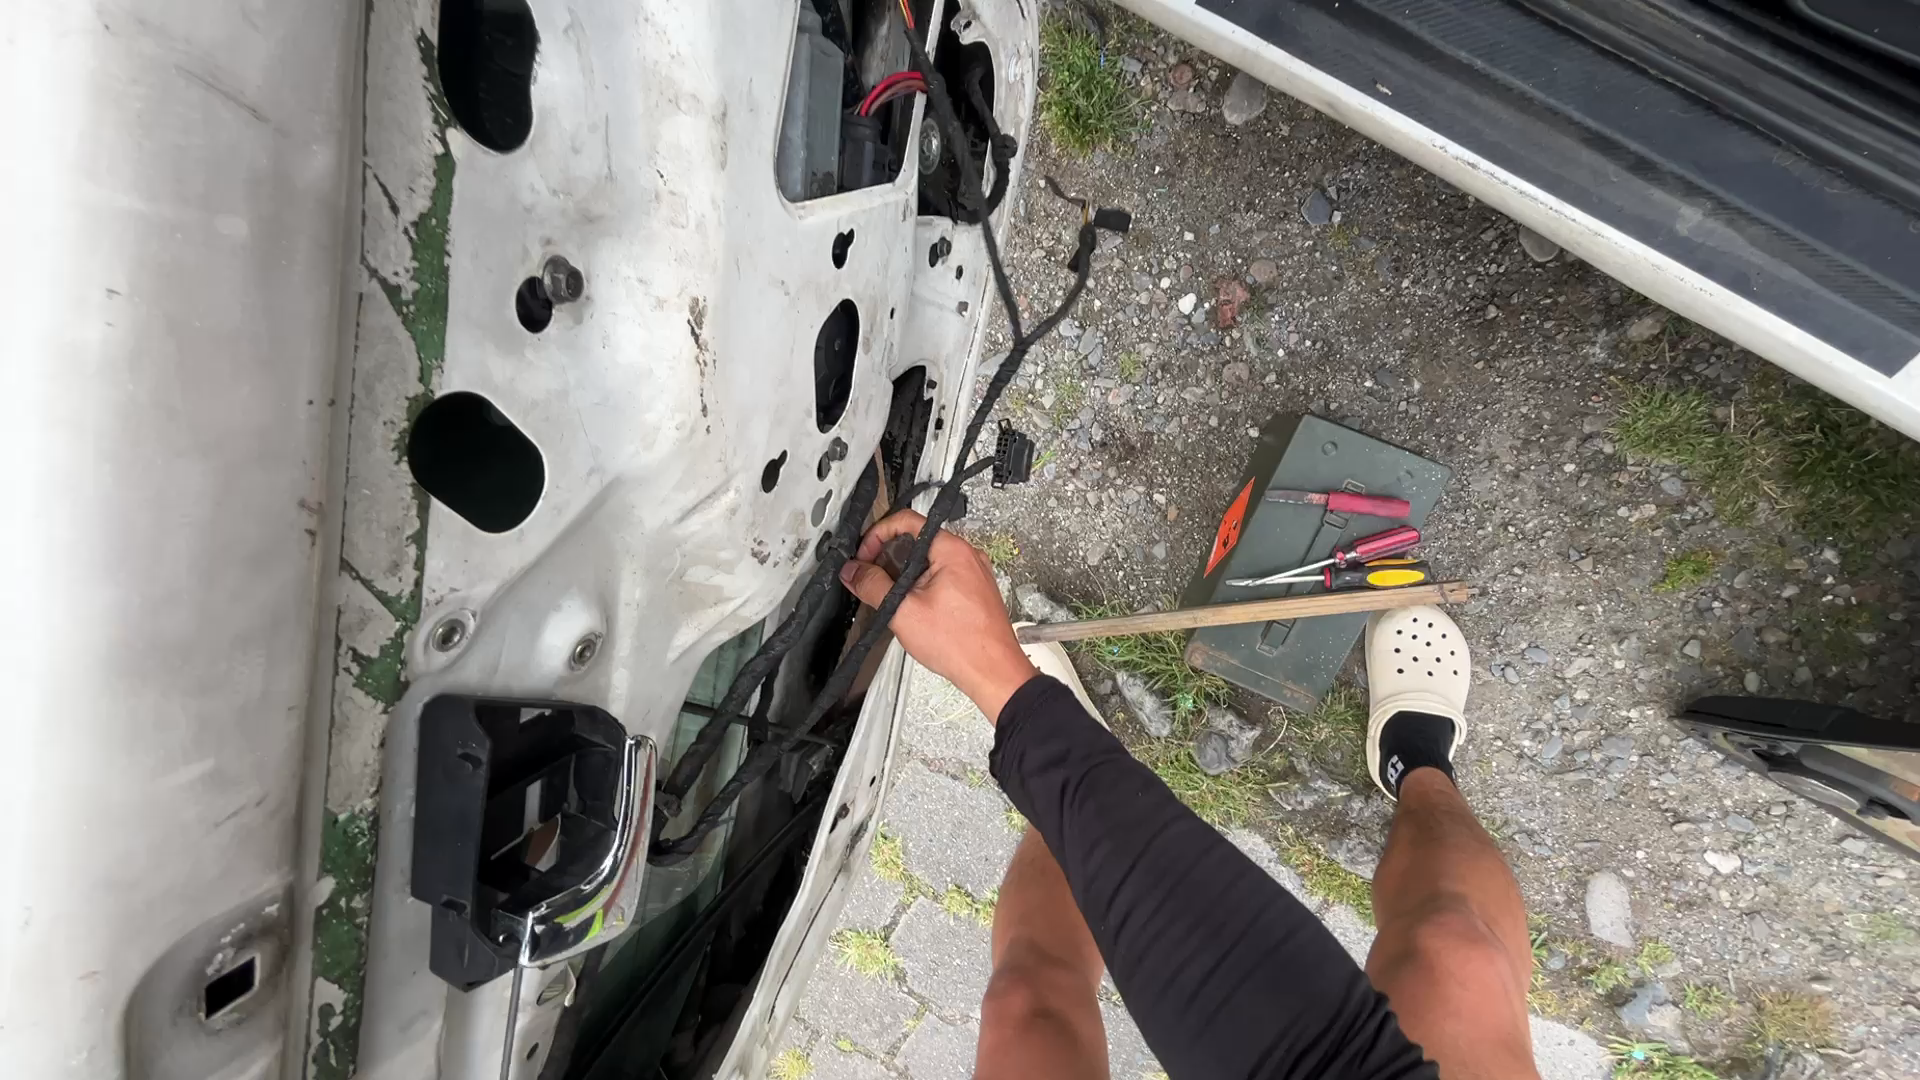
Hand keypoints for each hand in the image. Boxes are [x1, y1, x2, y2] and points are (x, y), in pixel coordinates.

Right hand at [839, 510, 1037, 721]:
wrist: (992, 671)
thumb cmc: (960, 643)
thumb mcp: (903, 611)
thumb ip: (872, 586)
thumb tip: (853, 571)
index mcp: (952, 550)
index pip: (907, 521)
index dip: (878, 535)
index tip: (865, 556)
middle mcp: (967, 555)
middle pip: (917, 540)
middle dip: (889, 558)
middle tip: (873, 579)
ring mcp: (974, 572)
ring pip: (929, 560)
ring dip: (905, 574)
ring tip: (893, 599)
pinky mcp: (975, 590)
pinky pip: (943, 576)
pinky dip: (923, 585)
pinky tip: (914, 608)